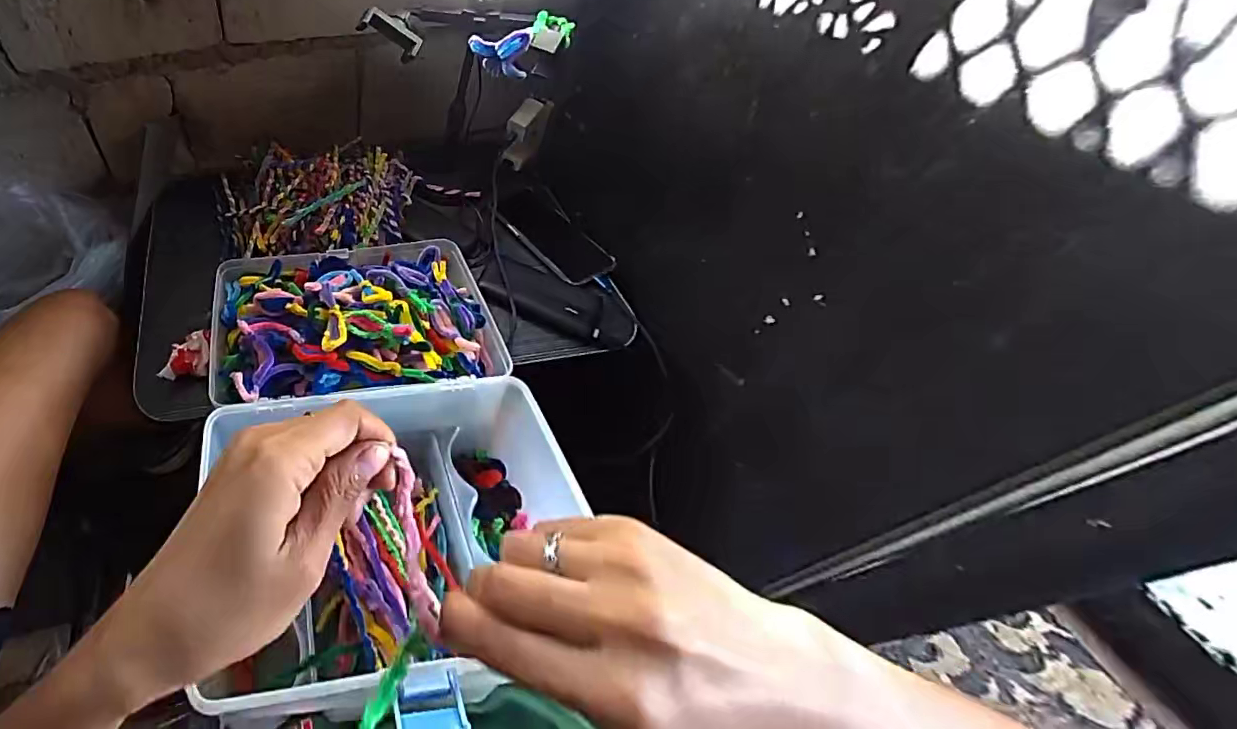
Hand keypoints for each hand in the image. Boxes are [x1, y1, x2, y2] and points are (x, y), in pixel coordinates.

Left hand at [29, 401, 397, 721]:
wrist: (155, 627)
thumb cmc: (232, 608)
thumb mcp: (302, 561)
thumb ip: (340, 496)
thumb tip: (377, 453)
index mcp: (277, 456)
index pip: (348, 417)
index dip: (381, 440)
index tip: (393, 486)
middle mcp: (258, 437)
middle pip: (328, 423)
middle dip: (360, 455)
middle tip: (366, 512)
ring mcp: (242, 449)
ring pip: (310, 436)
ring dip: (336, 466)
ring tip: (338, 522)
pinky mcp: (234, 466)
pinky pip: (286, 451)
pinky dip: (310, 472)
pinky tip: (310, 515)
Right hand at [441, 517, 1020, 728]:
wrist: (792, 685)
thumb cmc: (707, 727)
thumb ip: (550, 684)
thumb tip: (479, 630)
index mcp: (618, 696)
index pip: (502, 643)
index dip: (458, 626)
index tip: (444, 620)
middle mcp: (617, 622)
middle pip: (498, 581)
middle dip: (478, 594)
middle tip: (488, 608)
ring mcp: (626, 566)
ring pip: (517, 545)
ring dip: (515, 569)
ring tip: (544, 593)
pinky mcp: (631, 530)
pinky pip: (552, 527)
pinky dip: (548, 550)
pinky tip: (575, 574)